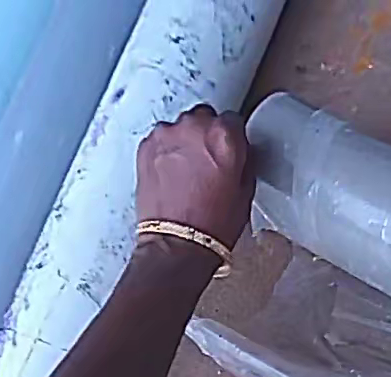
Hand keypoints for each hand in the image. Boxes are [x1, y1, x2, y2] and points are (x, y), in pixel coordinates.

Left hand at [134, 104, 253, 251]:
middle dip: (208, 138)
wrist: (178, 243)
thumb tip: (239, 158)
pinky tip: (175, 178)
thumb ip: (243, 165)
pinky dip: (168, 153)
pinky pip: (161, 141)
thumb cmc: (211, 226)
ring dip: (187, 144)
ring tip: (191, 176)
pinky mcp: (146, 146)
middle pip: (205, 119)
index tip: (233, 151)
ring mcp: (167, 134)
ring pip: (181, 128)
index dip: (234, 139)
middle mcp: (194, 127)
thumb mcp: (244, 196)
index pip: (233, 121)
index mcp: (224, 137)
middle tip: (211, 166)